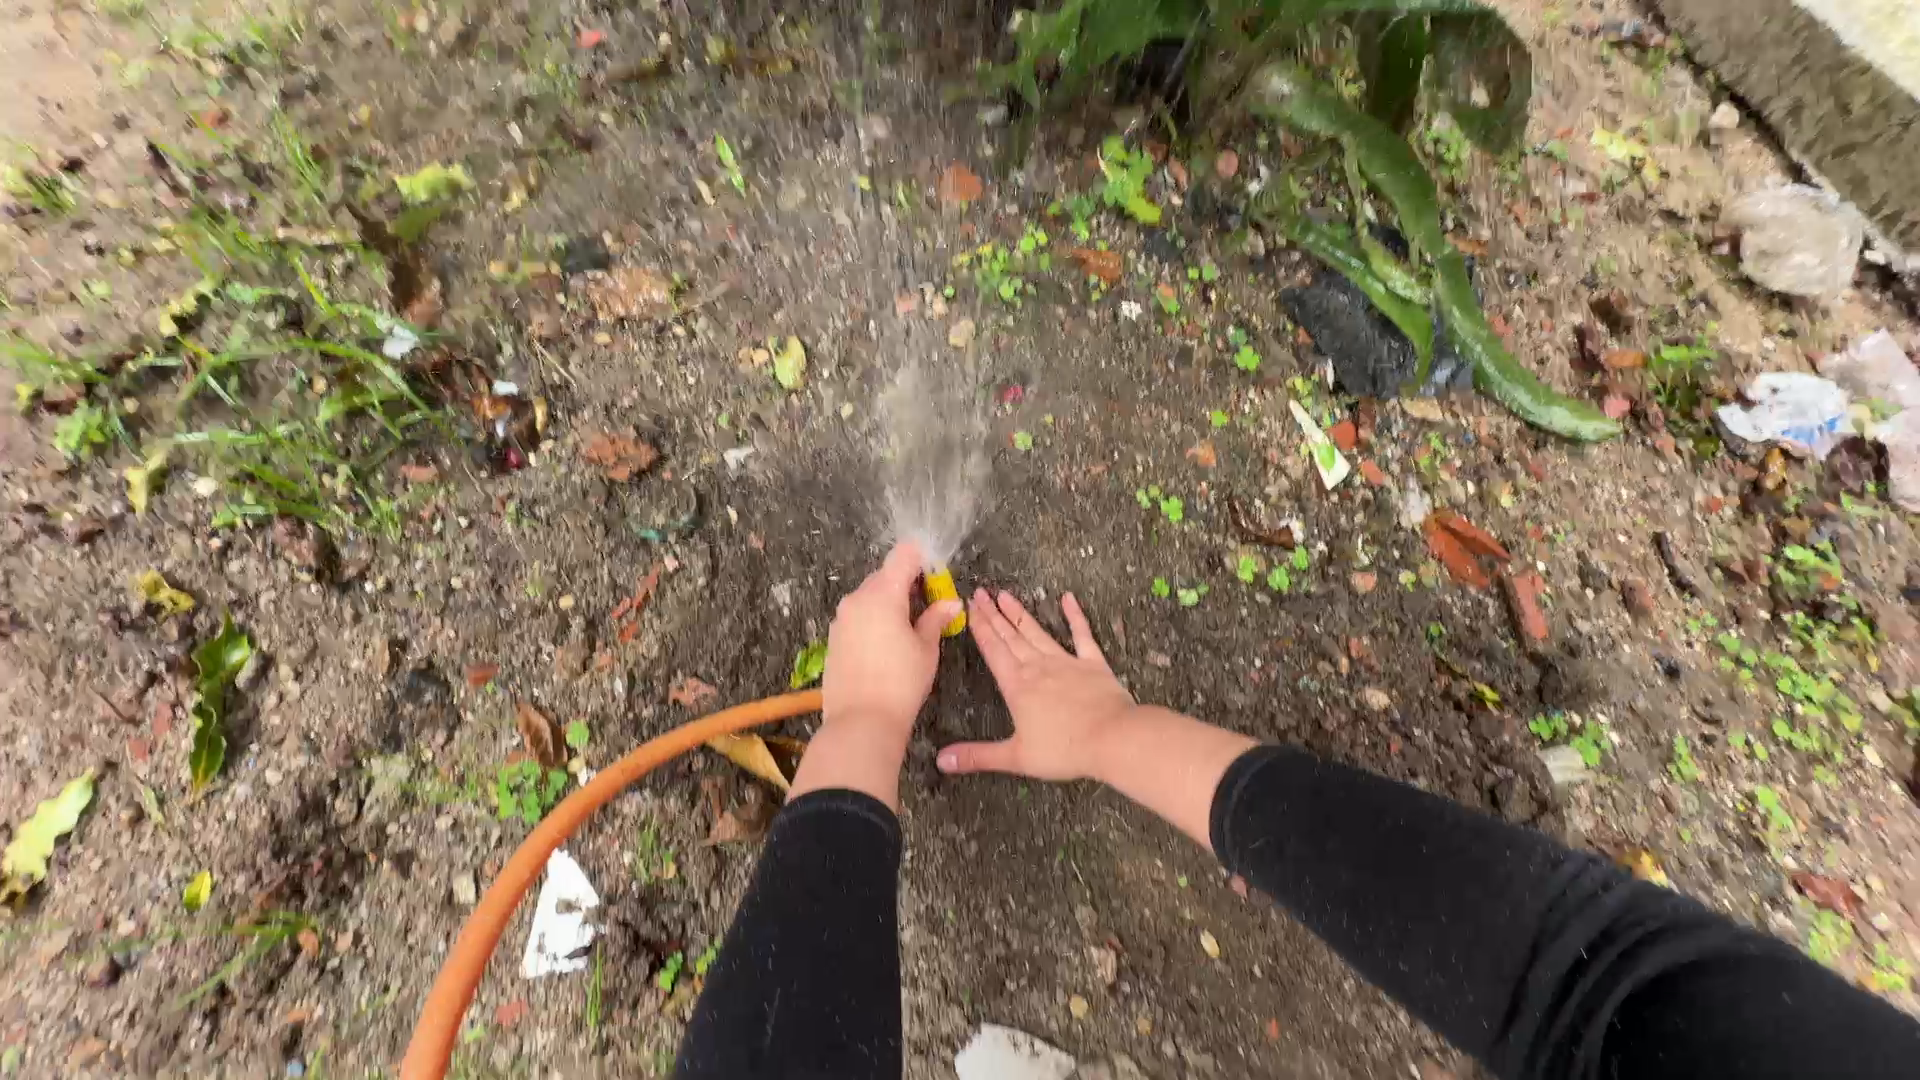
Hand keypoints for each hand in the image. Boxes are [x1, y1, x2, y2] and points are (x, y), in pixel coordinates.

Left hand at [789, 542, 961, 808]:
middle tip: (928, 606)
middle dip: (906, 583)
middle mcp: (857, 599)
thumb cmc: (901, 683)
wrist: (860, 722)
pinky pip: (857, 615)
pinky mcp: (833, 637)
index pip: (903, 556)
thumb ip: (936, 619)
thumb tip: (951, 602)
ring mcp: (841, 618)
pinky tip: (886, 644)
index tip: (935, 576)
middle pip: (884, 575)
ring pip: (869, 596)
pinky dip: (873, 619)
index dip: (921, 559)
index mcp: (883, 594)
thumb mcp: (926, 649)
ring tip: (908, 628)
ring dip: (888, 602)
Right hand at [937, 589, 1137, 781]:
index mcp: (1017, 686)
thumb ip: (978, 757)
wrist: (1112, 738)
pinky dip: (1075, 616)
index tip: (969, 606)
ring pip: (1037, 632)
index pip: (992, 650)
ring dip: (1020, 613)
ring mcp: (1066, 662)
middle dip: (993, 614)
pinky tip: (1068, 598)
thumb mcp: (1016, 757)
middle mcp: (1038, 667)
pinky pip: (1082, 635)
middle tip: (980, 593)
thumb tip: (942, 761)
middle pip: (1010, 636)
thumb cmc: (1065, 749)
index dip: (979, 627)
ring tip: (1005, 594)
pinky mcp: (1092, 663)